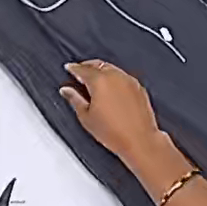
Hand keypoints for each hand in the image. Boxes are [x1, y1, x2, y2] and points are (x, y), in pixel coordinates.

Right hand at [60, 60, 175, 182]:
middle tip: (80, 72)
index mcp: (99, 81)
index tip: (69, 68)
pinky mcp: (139, 88)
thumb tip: (66, 90)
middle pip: (98, 65)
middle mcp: (115, 76)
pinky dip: (115, 79)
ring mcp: (129, 81)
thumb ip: (75, 99)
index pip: (82, 69)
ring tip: (95, 81)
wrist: (140, 140)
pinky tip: (111, 89)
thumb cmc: (115, 132)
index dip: (73, 68)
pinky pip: (123, 77)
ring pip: (112, 69)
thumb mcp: (86, 117)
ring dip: (102, 71)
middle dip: (87, 66)